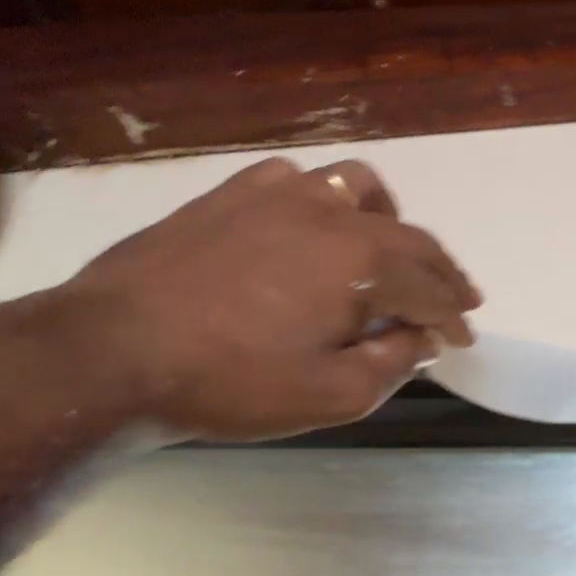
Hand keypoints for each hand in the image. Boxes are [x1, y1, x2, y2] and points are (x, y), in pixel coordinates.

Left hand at [52, 157, 481, 440]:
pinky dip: (324, 203)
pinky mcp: (230, 195)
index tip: (464, 340)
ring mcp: (276, 196)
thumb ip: (394, 362)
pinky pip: (296, 181)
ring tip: (389, 254)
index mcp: (362, 261)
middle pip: (409, 237)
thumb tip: (420, 336)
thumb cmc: (234, 381)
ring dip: (390, 224)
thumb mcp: (336, 394)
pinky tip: (314, 230)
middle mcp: (329, 214)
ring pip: (358, 189)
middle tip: (453, 302)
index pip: (431, 287)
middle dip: (440, 273)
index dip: (454, 317)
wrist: (111, 354)